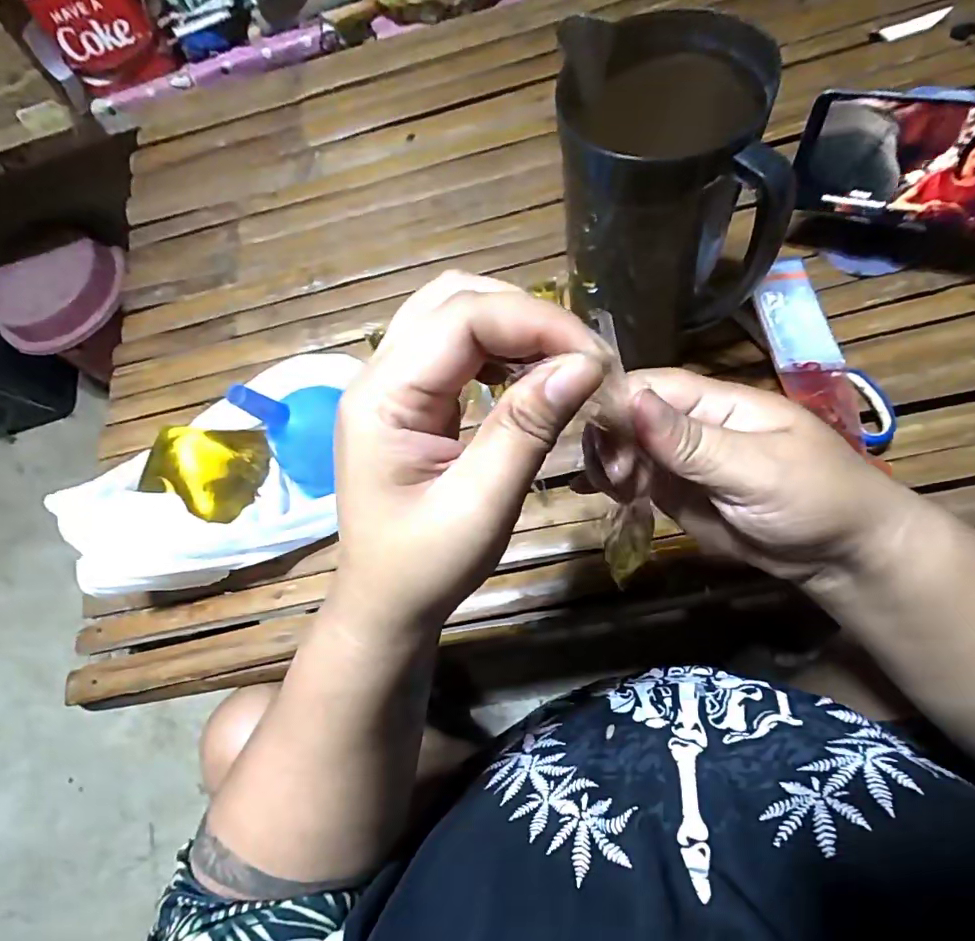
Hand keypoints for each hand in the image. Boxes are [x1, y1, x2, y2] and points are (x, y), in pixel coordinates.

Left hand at [333, 272, 606, 630]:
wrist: (386, 605)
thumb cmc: (425, 568)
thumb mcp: (481, 504)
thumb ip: (527, 428)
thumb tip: (586, 364)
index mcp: (381, 398)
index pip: (461, 317)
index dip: (535, 323)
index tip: (596, 359)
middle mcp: (378, 378)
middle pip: (453, 300)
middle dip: (525, 317)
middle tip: (582, 360)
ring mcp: (391, 388)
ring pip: (454, 318)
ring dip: (514, 330)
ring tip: (564, 366)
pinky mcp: (409, 404)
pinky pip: (456, 353)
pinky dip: (500, 353)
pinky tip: (531, 378)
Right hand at [580, 368, 916, 583]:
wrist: (842, 554)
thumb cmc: (814, 499)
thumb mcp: (755, 469)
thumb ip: (692, 442)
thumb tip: (633, 400)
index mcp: (716, 403)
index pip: (650, 386)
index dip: (616, 405)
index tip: (599, 440)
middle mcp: (690, 425)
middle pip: (628, 417)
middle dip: (608, 442)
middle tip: (612, 479)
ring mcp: (680, 461)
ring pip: (624, 449)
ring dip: (605, 465)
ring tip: (610, 491)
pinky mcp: (674, 492)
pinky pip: (632, 480)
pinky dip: (608, 485)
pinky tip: (585, 493)